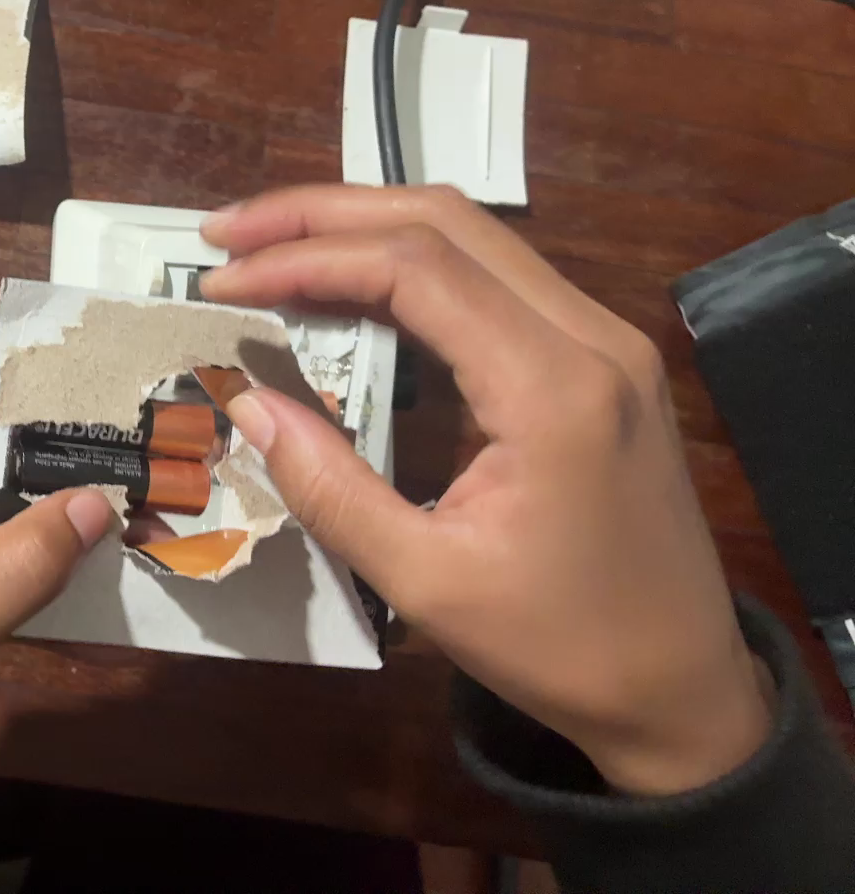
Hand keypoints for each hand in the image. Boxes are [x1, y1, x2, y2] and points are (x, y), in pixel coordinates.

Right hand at [199, 185, 771, 795]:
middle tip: (224, 233)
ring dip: (351, 226)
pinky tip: (330, 285)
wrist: (680, 686)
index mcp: (552, 386)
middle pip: (439, 220)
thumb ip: (326, 484)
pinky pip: (475, 273)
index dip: (302, 259)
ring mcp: (591, 338)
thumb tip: (246, 403)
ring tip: (261, 246)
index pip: (413, 268)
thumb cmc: (555, 640)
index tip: (221, 282)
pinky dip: (388, 262)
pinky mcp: (579, 355)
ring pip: (460, 232)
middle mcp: (585, 336)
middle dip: (316, 213)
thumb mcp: (421, 577)